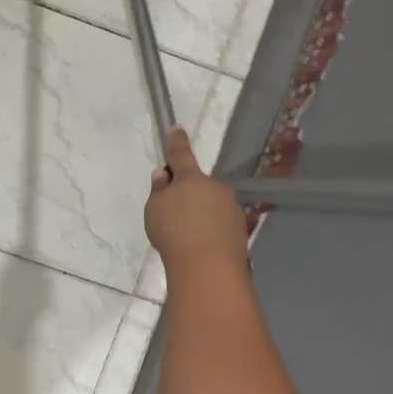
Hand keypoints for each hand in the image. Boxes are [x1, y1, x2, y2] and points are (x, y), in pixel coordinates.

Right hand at [145, 127, 245, 274]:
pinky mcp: (238, 227)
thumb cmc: (173, 232)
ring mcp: (230, 206)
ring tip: (185, 234)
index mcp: (191, 178)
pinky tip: (198, 244)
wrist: (207, 264)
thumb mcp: (154, 210)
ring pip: (210, 203)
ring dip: (199, 212)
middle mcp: (215, 187)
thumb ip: (159, 191)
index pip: (181, 156)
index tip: (177, 129)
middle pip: (197, 184)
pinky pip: (218, 222)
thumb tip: (163, 176)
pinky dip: (208, 228)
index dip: (176, 143)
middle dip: (187, 192)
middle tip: (171, 211)